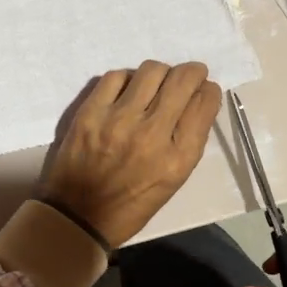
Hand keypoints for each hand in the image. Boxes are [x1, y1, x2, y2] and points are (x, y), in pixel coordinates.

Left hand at [36, 61, 222, 248]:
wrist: (78, 216)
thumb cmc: (131, 205)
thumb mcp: (173, 180)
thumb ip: (187, 141)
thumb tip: (195, 102)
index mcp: (179, 157)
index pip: (205, 103)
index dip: (207, 90)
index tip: (202, 90)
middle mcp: (153, 133)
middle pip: (182, 79)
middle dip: (190, 72)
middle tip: (185, 77)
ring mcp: (119, 120)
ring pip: (151, 70)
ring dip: (159, 73)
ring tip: (153, 85)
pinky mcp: (90, 113)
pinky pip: (115, 76)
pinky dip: (126, 79)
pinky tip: (125, 92)